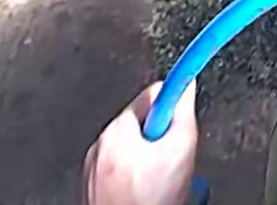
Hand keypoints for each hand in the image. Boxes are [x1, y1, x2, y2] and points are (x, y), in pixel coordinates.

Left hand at [84, 82, 197, 204]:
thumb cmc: (152, 201)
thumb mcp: (182, 144)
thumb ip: (185, 107)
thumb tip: (186, 83)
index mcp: (116, 131)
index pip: (153, 94)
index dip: (173, 103)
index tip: (183, 99)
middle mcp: (97, 149)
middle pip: (142, 121)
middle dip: (159, 134)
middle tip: (170, 156)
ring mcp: (90, 173)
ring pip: (131, 146)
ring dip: (147, 154)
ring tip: (157, 177)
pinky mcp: (90, 193)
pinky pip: (118, 168)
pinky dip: (132, 173)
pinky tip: (144, 190)